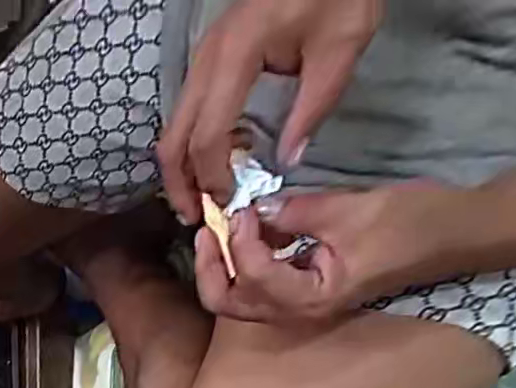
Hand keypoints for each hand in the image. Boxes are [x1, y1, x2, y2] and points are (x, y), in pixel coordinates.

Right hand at [158, 0, 381, 223]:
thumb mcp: (343, 43)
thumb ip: (313, 107)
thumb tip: (288, 162)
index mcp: (234, 58)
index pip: (207, 137)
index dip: (212, 177)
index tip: (227, 202)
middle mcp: (204, 63)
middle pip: (173, 141)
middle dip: (179, 185)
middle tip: (193, 216)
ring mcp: (199, 62)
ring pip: (172, 132)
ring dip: (181, 170)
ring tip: (198, 197)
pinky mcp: (205, 63)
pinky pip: (185, 118)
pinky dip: (190, 149)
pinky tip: (210, 163)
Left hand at [192, 181, 461, 322]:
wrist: (461, 234)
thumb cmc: (414, 222)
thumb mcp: (352, 210)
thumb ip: (297, 212)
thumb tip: (257, 208)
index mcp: (307, 299)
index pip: (251, 275)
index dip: (239, 241)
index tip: (242, 210)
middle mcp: (293, 312)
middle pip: (226, 301)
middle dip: (208, 268)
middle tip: (207, 232)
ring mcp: (293, 308)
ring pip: (234, 298)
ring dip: (219, 267)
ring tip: (221, 231)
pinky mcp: (298, 296)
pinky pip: (254, 288)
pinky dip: (241, 266)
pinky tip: (247, 236)